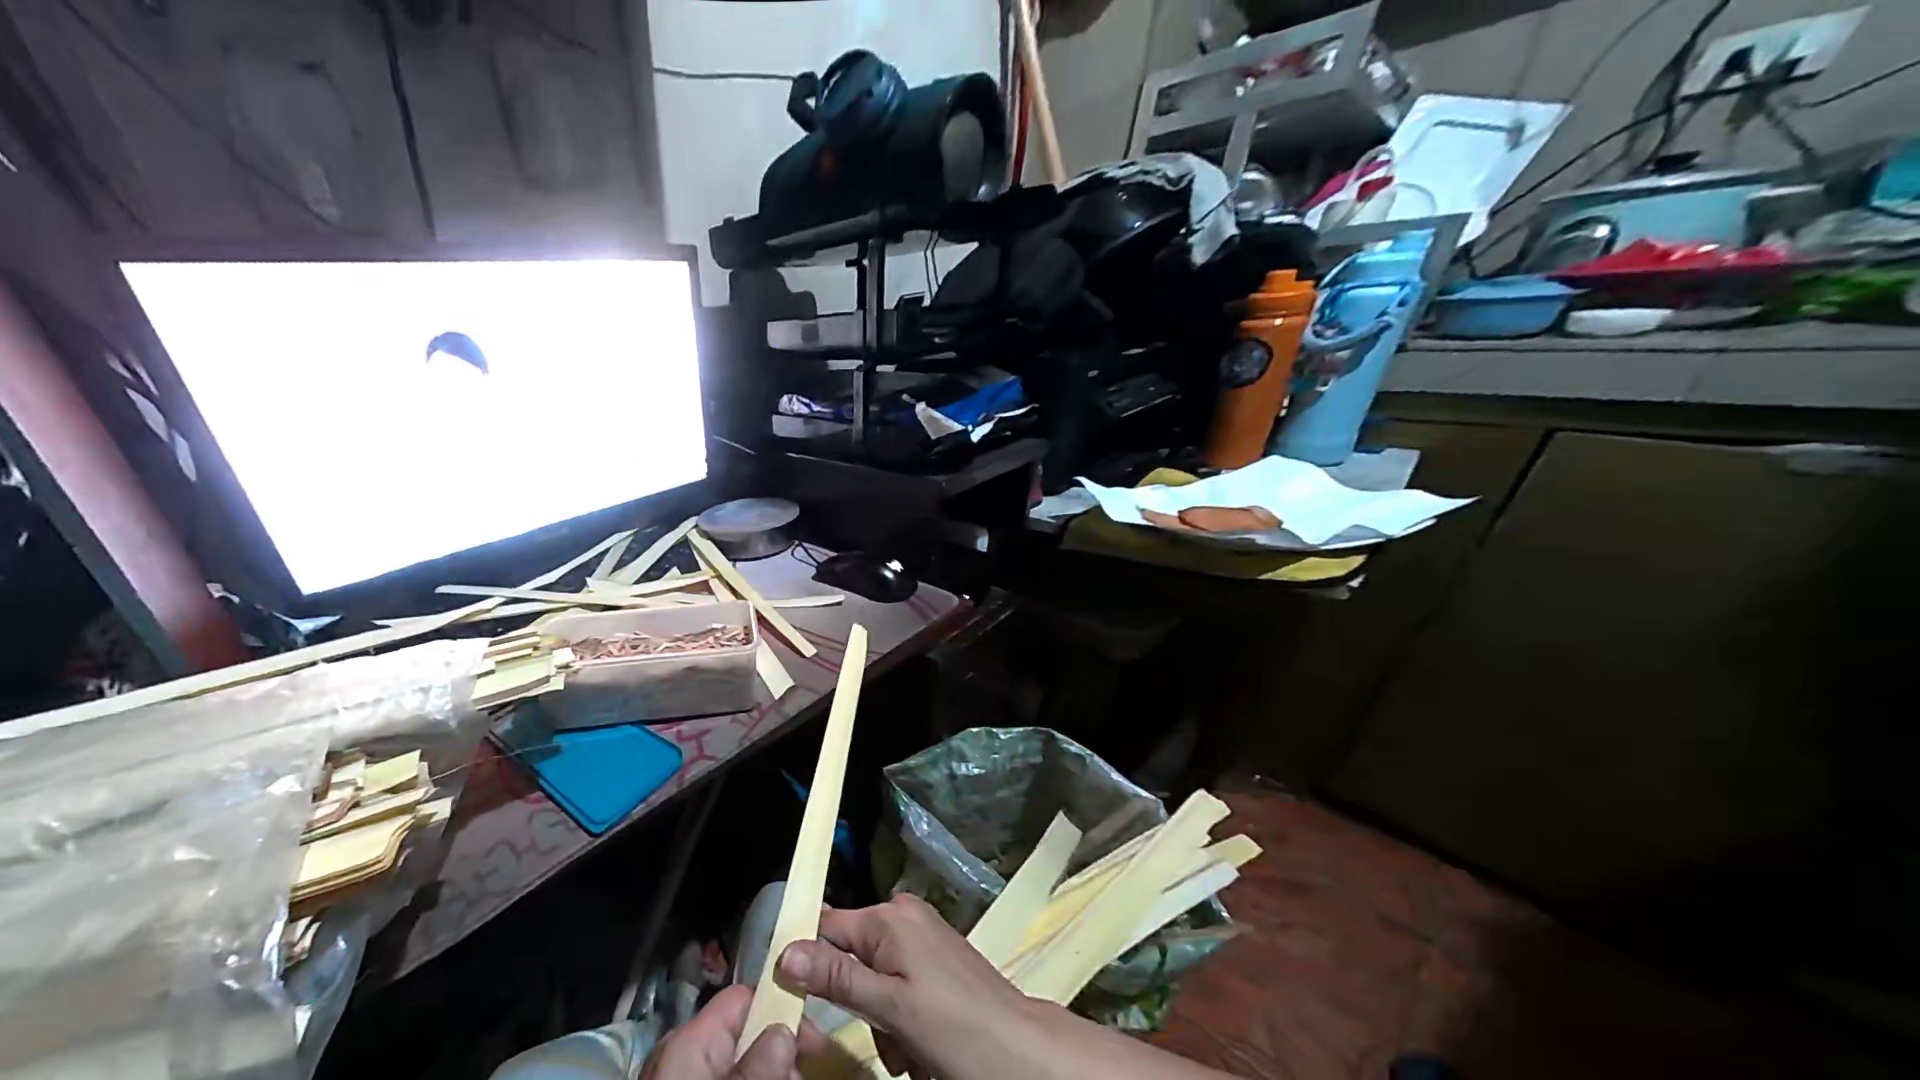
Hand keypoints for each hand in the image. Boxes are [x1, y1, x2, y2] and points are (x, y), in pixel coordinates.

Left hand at [640, 984, 827, 1079]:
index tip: (813, 1046)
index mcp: (690, 1042)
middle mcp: (685, 1056)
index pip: (743, 998)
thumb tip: (783, 1030)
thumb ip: (756, 1070)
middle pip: (747, 1036)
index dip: (782, 1010)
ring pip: (741, 1068)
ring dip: (770, 1077)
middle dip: (779, 1060)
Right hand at [773, 894, 1054, 1079]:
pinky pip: (897, 982)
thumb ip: (837, 977)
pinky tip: (921, 1042)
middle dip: (858, 1001)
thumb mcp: (889, 1006)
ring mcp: (922, 935)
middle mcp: (904, 915)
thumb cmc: (953, 1024)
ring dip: (881, 1018)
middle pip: (850, 955)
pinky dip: (901, 1016)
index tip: (799, 997)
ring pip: (873, 978)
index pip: (826, 925)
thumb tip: (787, 952)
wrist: (1015, 1045)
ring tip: (908, 1047)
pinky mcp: (935, 956)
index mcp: (889, 917)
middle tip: (883, 1034)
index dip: (808, 959)